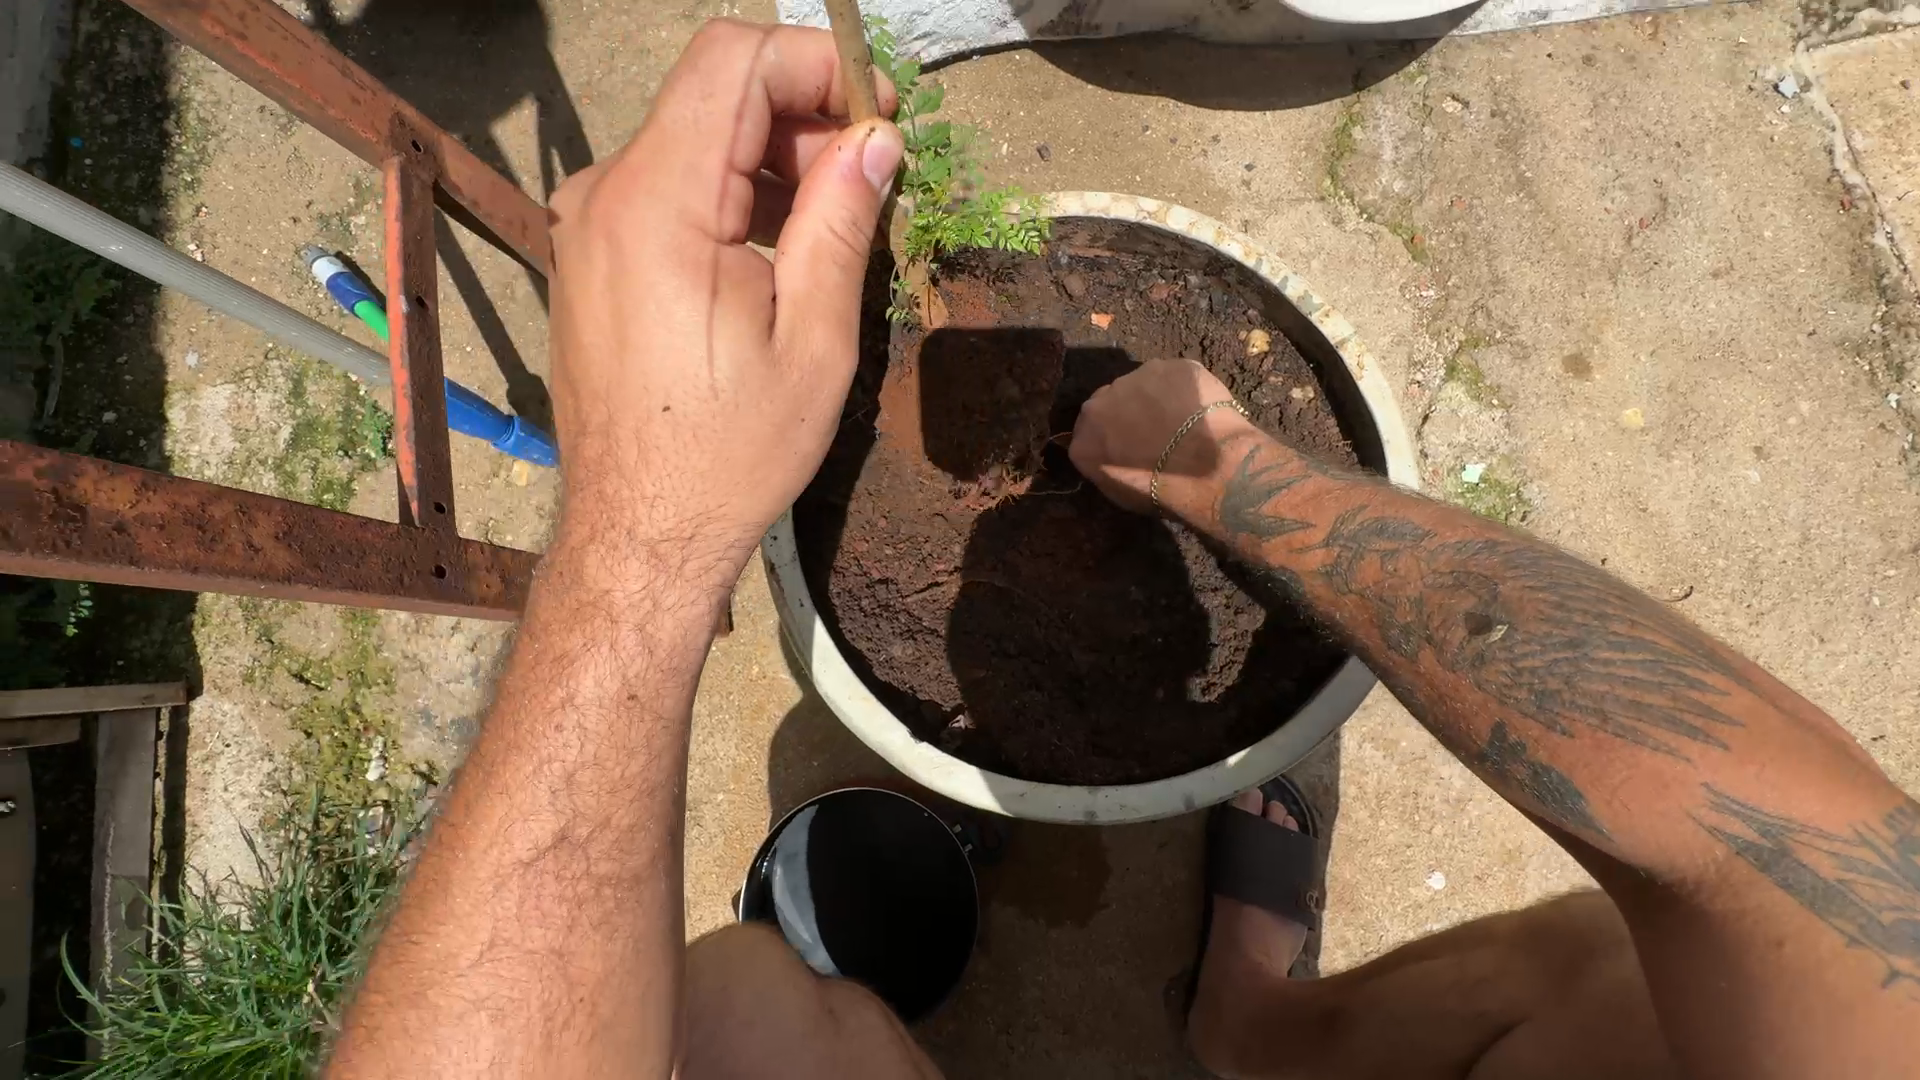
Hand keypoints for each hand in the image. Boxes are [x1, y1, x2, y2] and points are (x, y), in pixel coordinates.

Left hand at [545, 21, 901, 583]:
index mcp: (658, 206)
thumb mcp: (814, 343)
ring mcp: (587, 228)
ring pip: (690, 145)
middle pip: (711, 98)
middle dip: (802, 119)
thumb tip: (875, 142)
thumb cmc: (734, 451)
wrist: (645, 528)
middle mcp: (604, 196)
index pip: (733, 62)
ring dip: (768, 166)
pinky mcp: (591, 260)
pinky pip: (667, 195)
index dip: (817, 65)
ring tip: (829, 226)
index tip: (881, 114)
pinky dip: (728, 201)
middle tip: (869, 181)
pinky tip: (772, 257)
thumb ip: (840, 224)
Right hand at [1069, 358, 1258, 520]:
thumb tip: (1112, 456)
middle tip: (1150, 431)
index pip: (1087, 433)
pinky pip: (1175, 377)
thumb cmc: (1158, 488)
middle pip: (1109, 401)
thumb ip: (1104, 465)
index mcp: (1084, 435)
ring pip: (1142, 384)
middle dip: (1125, 412)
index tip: (1123, 447)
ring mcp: (1136, 377)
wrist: (1204, 465)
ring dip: (1154, 398)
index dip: (1107, 438)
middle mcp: (1100, 400)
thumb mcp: (1118, 492)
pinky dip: (1183, 389)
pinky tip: (1198, 408)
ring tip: (1178, 419)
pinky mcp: (1172, 366)